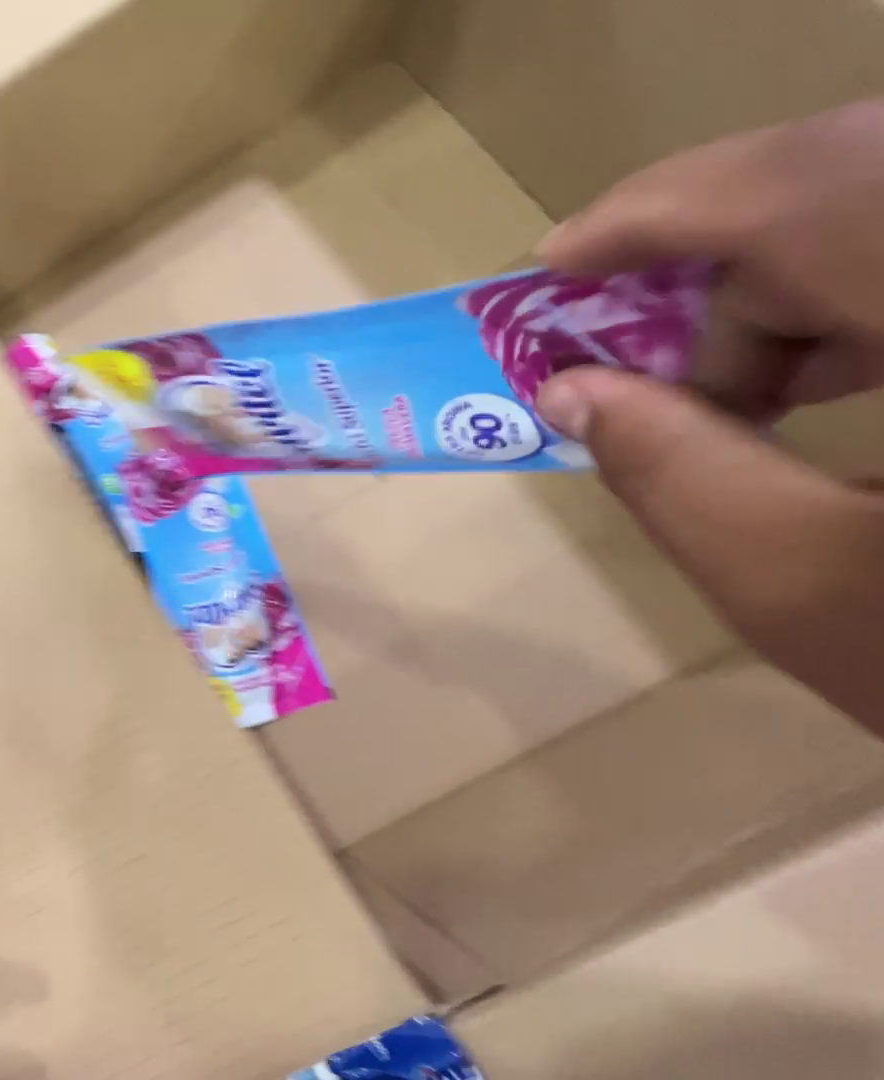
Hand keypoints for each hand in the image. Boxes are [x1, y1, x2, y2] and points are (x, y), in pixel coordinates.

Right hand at [534, 99, 883, 729]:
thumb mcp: (802, 581)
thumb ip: (670, 470)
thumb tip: (567, 391)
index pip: (821, 190)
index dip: (668, 206)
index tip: (560, 259)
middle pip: (868, 176)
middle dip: (725, 254)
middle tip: (645, 350)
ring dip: (799, 283)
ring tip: (745, 389)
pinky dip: (865, 286)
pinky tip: (837, 368)